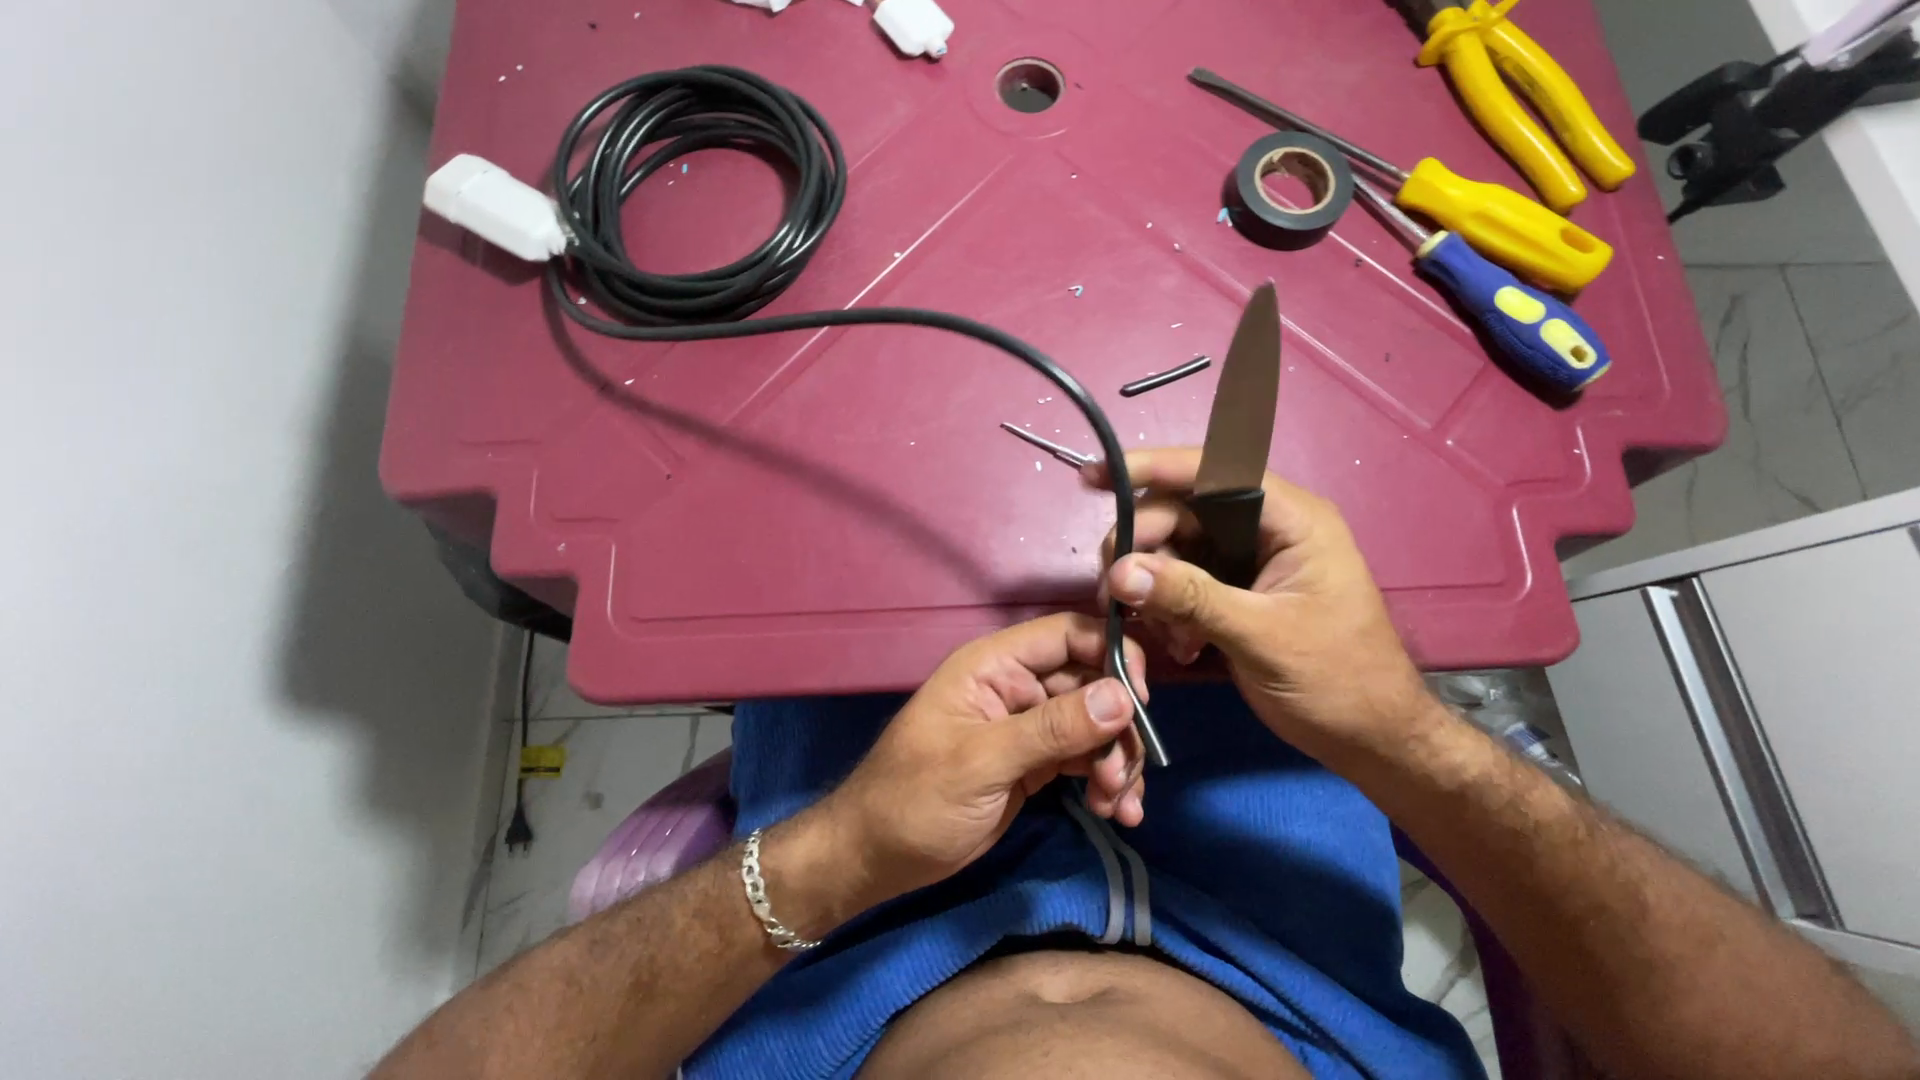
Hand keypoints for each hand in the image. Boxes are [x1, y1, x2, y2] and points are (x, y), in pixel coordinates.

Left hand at [823, 613, 1149, 905]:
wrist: (877, 858)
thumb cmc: (914, 799)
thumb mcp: (981, 763)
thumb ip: (1051, 728)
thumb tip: (1121, 697)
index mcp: (993, 666)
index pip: (1067, 635)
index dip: (1112, 656)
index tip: (1139, 702)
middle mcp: (1015, 687)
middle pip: (1092, 684)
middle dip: (1117, 727)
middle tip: (1122, 777)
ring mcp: (1027, 726)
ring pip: (1095, 725)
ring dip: (1116, 760)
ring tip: (1116, 805)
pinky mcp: (1035, 764)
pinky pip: (1084, 760)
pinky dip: (1107, 782)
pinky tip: (1118, 812)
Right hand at [1083, 448, 1433, 760]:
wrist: (1373, 740)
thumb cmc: (1337, 681)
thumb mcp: (1262, 637)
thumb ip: (1191, 598)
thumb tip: (1119, 572)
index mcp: (1291, 519)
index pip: (1212, 471)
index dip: (1151, 468)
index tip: (1092, 477)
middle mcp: (1267, 529)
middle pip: (1182, 510)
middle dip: (1141, 545)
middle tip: (1112, 591)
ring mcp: (1249, 561)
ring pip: (1175, 548)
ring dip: (1153, 586)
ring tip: (1161, 635)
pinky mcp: (1236, 592)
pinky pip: (1183, 583)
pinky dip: (1168, 609)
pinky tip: (1179, 646)